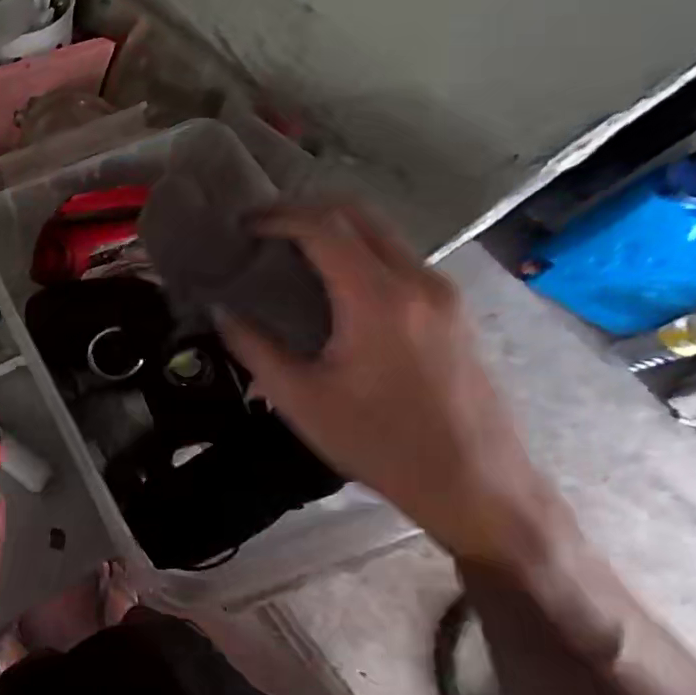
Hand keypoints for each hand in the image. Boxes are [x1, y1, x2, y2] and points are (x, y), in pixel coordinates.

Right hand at [217, 203, 574, 567]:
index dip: (278, 217)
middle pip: (358, 215)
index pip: (324, 228)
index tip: (244, 225)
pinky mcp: (454, 310)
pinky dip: (361, 254)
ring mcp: (443, 293)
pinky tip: (337, 287)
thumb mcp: (302, 400)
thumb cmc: (380, 444)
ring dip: (336, 231)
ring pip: (383, 235)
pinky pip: (400, 260)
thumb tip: (219, 311)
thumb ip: (254, 348)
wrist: (475, 483)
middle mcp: (417, 280)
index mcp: (378, 298)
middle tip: (265, 229)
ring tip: (294, 254)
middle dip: (307, 211)